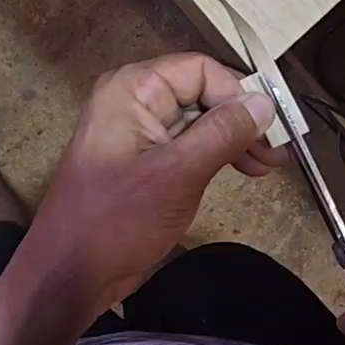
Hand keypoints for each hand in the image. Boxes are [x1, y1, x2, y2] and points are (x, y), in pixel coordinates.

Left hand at [5, 53, 287, 334]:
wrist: (69, 274)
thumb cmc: (117, 220)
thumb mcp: (177, 174)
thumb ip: (222, 134)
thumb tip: (264, 103)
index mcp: (132, 89)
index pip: (199, 70)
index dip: (237, 94)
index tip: (270, 129)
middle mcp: (133, 99)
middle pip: (201, 90)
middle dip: (240, 118)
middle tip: (276, 153)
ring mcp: (138, 129)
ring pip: (198, 117)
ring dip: (234, 137)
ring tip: (267, 166)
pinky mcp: (144, 158)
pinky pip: (188, 141)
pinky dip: (217, 152)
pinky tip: (243, 168)